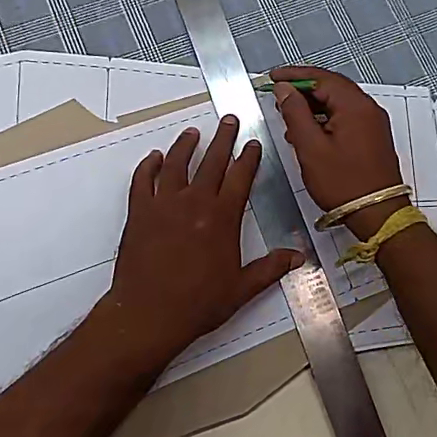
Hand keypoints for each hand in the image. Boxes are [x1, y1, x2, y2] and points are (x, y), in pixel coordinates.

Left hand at [105, 116, 300, 361]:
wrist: (149, 314)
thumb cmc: (196, 304)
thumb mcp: (241, 288)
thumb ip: (271, 268)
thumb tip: (297, 257)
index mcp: (221, 218)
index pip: (240, 177)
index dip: (248, 158)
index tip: (253, 144)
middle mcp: (194, 203)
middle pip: (212, 161)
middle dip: (223, 138)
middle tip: (229, 121)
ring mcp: (164, 205)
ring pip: (176, 164)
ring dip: (186, 145)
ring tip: (192, 132)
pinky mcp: (139, 213)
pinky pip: (143, 180)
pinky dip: (148, 166)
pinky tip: (153, 158)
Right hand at [269, 66, 404, 237]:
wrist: (377, 214)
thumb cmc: (344, 184)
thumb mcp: (310, 147)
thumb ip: (295, 113)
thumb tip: (285, 90)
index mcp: (355, 106)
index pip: (321, 77)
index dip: (294, 75)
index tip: (274, 77)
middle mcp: (368, 109)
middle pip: (332, 86)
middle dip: (303, 87)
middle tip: (279, 93)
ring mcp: (373, 122)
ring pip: (339, 101)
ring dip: (314, 103)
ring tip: (289, 113)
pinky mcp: (373, 136)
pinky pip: (346, 115)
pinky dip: (326, 116)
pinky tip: (309, 130)